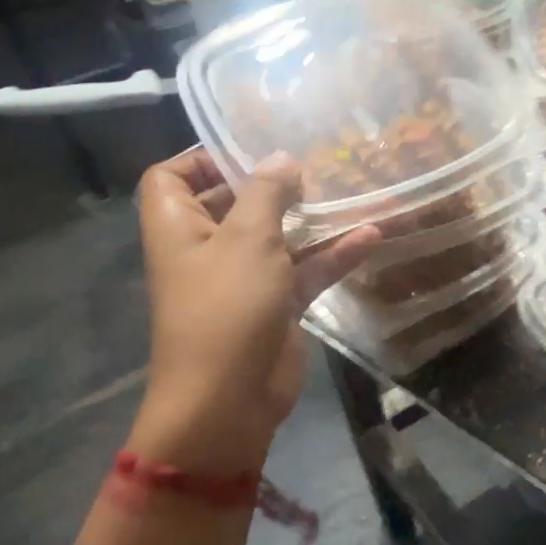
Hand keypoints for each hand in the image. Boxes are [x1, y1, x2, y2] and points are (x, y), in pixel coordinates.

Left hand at [129, 149, 377, 471]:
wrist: (230, 397)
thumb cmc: (227, 307)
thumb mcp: (247, 238)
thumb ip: (266, 192)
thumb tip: (281, 158)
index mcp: (177, 225)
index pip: (173, 176)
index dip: (204, 158)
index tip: (252, 148)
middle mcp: (206, 246)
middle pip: (234, 203)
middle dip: (272, 184)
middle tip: (313, 164)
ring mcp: (243, 278)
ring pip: (278, 238)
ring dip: (311, 219)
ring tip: (350, 192)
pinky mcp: (276, 306)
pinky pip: (304, 271)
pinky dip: (333, 256)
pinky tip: (372, 235)